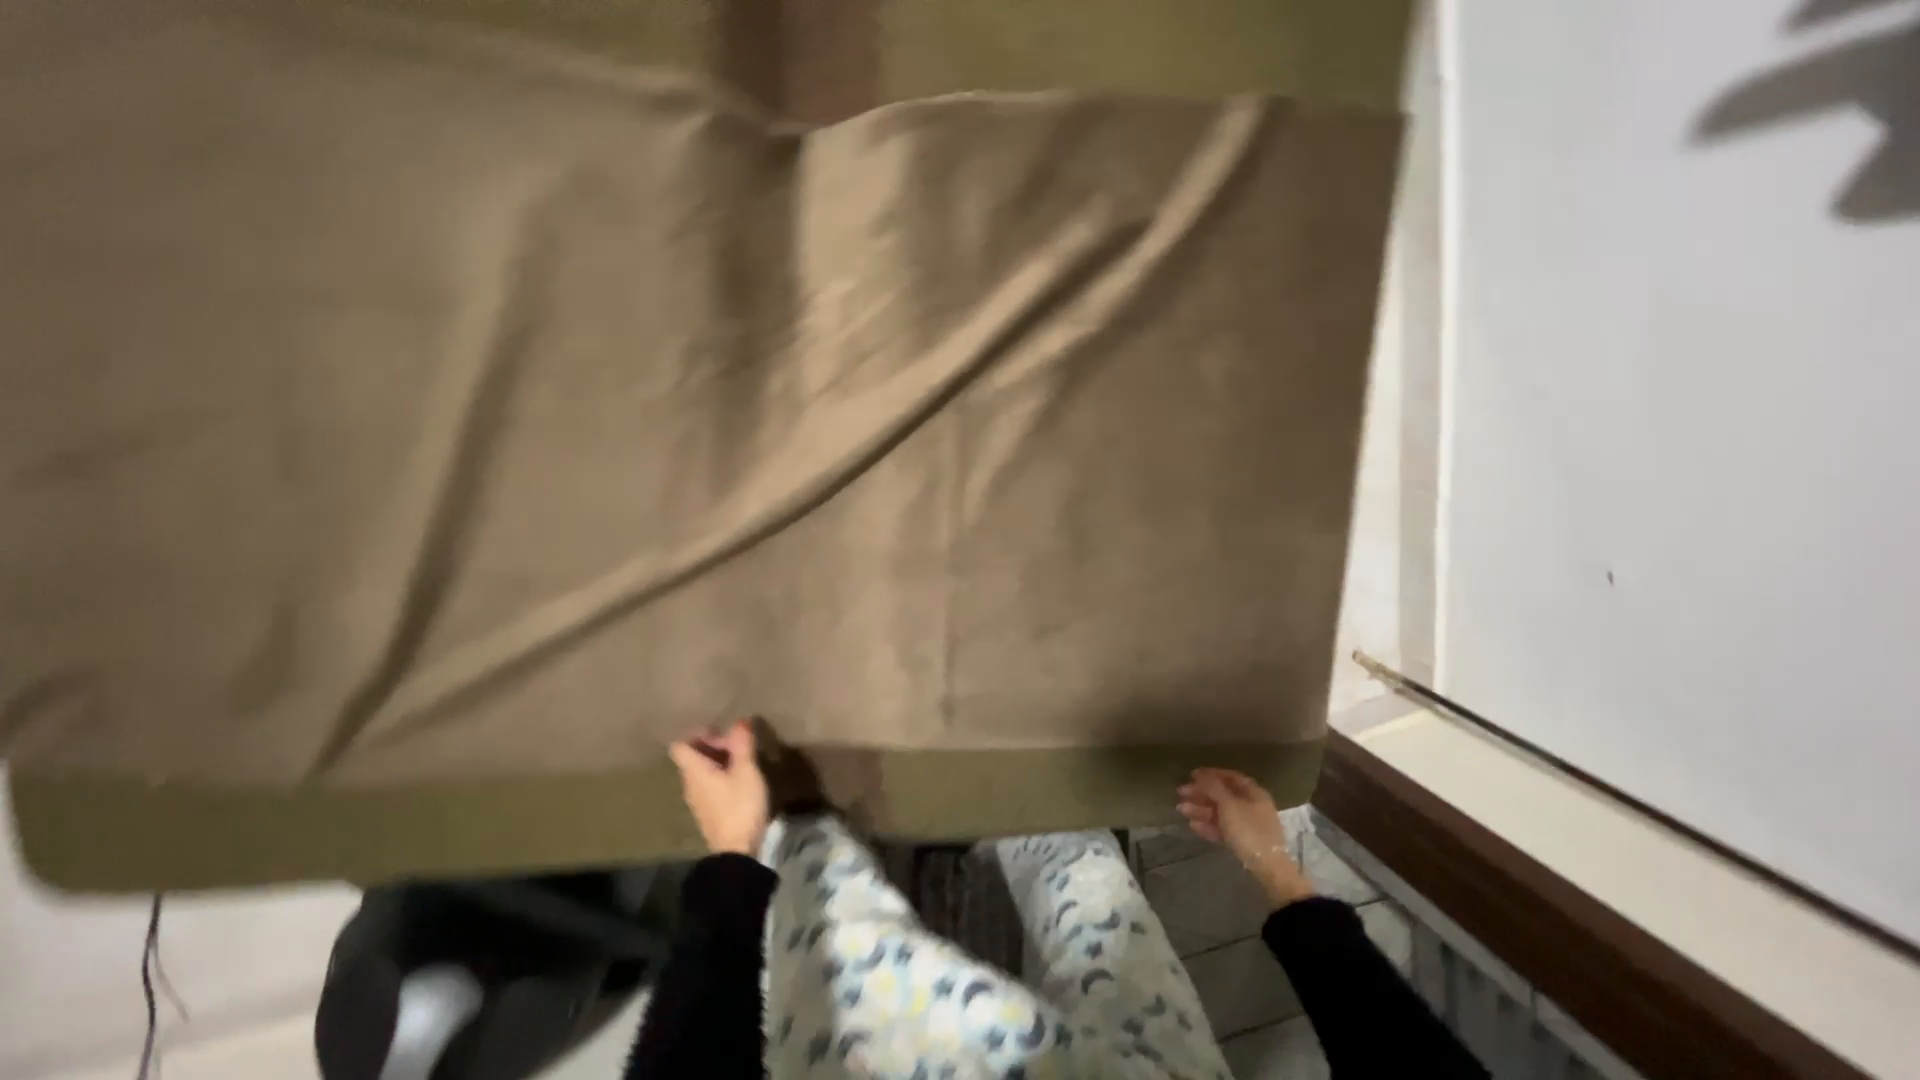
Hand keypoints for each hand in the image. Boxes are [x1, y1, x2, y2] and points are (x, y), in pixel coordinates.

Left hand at [668, 719, 770, 856]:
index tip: (720, 731)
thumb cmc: (740, 805)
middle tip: (738, 745)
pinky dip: (720, 778)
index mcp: (694, 770)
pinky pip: (708, 786)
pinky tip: (741, 782)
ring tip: (743, 762)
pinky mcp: (707, 813)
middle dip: (714, 746)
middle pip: (692, 757)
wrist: (737, 851)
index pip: (681, 745)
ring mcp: (696, 800)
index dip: (698, 734)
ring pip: (701, 772)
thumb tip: (739, 720)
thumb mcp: (746, 770)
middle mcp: (689, 783)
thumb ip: (742, 744)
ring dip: (719, 762)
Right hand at [1177, 767, 1313, 908]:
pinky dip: (1208, 825)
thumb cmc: (1249, 830)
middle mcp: (1252, 806)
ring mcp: (1248, 825)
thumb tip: (1201, 775)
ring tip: (1181, 809)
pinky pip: (1223, 829)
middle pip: (1223, 795)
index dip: (1211, 774)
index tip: (1191, 775)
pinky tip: (1192, 825)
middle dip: (1201, 793)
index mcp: (1253, 793)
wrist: (1268, 867)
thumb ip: (1213, 788)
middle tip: (1180, 793)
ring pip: (1220, 812)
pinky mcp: (1243, 841)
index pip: (1231, 777)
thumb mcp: (1229, 805)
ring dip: (1200, 809)